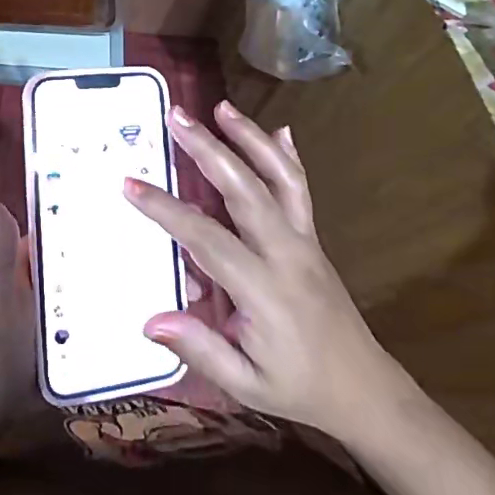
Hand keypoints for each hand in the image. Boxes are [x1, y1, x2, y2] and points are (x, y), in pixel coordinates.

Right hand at [124, 102, 416, 443]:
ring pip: (279, 178)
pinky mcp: (313, 238)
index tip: (132, 185)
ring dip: (250, 139)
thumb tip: (151, 321)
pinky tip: (281, 131)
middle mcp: (287, 253)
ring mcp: (305, 240)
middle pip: (246, 190)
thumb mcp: (245, 383)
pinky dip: (287, 157)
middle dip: (209, 150)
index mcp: (264, 289)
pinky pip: (300, 190)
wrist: (362, 386)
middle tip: (178, 118)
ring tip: (222, 108)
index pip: (208, 238)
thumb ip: (200, 349)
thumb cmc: (298, 386)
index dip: (168, 211)